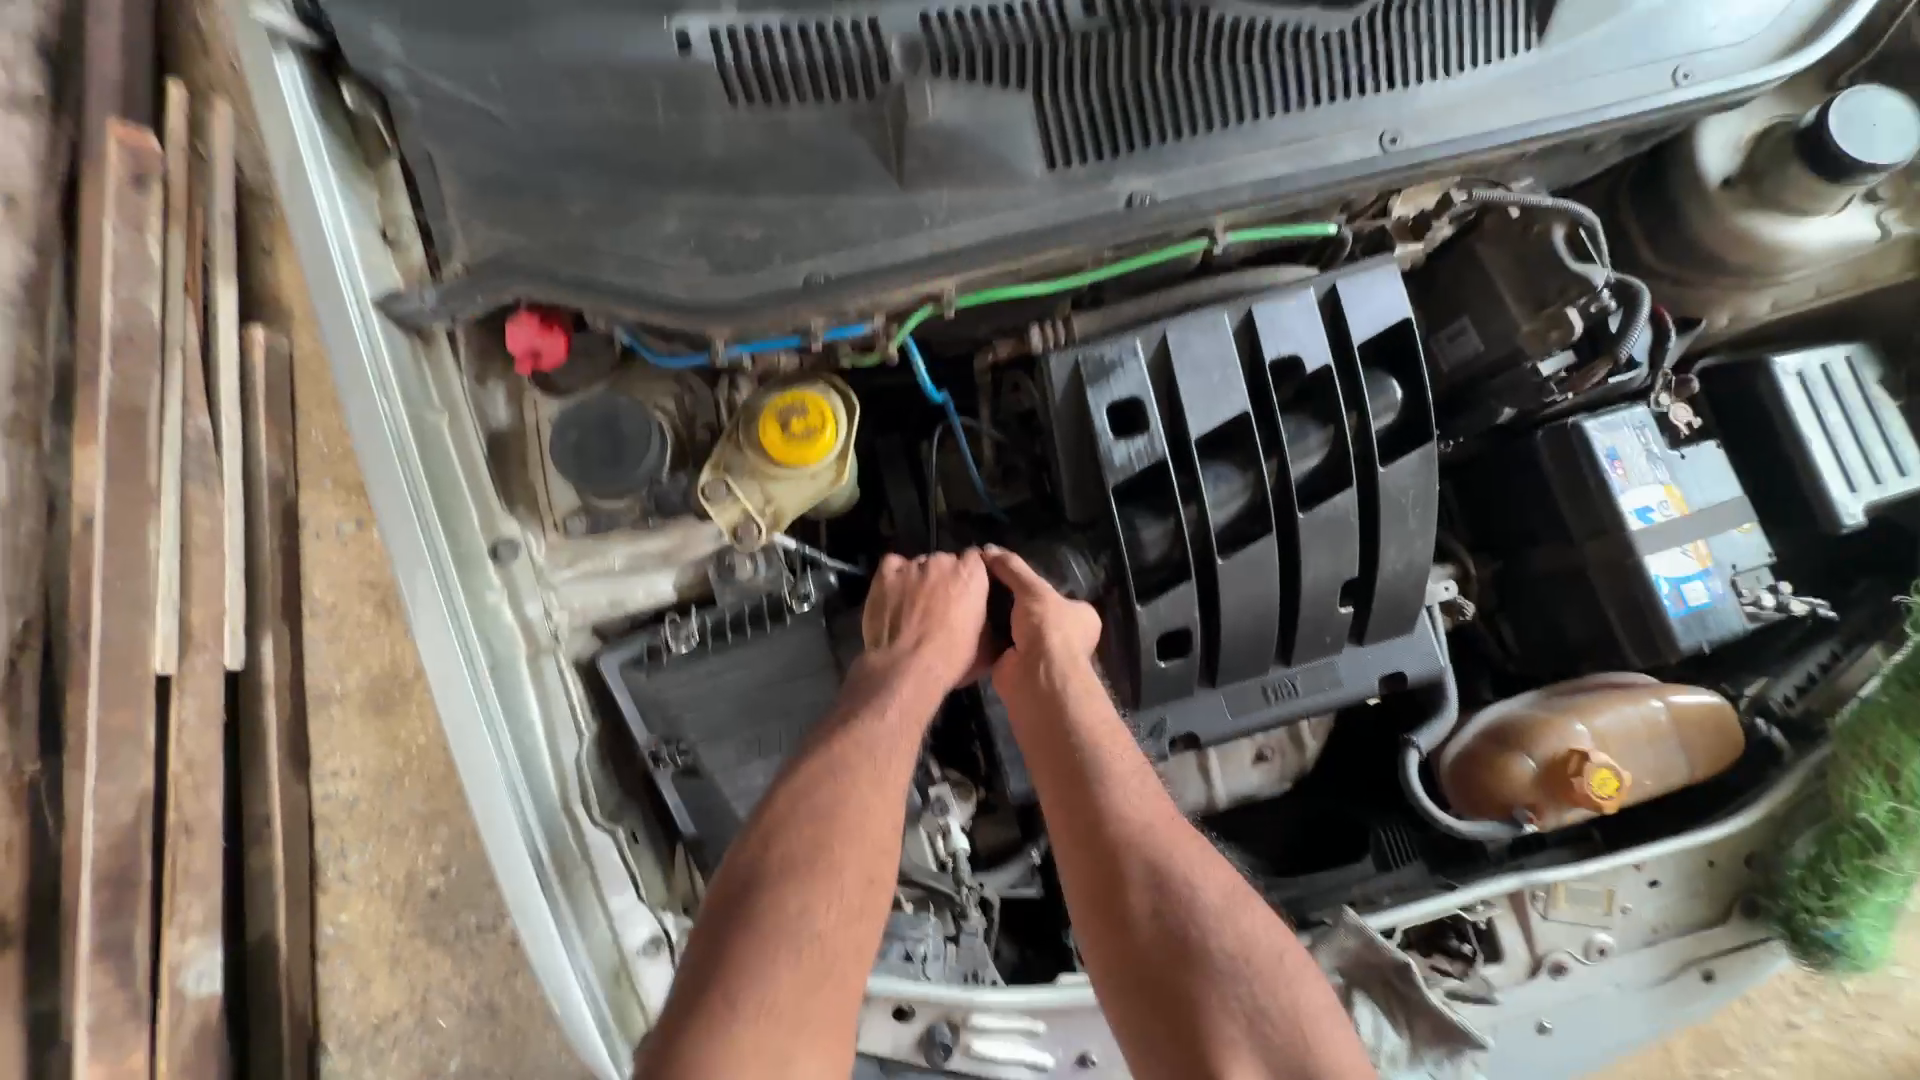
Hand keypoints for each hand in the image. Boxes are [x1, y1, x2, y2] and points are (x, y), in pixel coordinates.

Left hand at [861, 550, 991, 691]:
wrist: (906, 668)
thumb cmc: (952, 658)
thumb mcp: (987, 644)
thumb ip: (989, 620)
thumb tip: (988, 621)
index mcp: (971, 574)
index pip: (975, 558)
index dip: (971, 575)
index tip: (968, 592)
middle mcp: (942, 562)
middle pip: (946, 561)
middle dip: (944, 578)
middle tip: (940, 604)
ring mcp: (912, 566)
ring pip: (919, 565)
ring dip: (920, 579)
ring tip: (913, 605)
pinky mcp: (884, 574)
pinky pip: (892, 565)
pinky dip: (895, 575)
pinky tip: (894, 594)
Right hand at [982, 546, 1101, 691]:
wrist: (1035, 674)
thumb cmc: (1048, 628)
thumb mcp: (1033, 589)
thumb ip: (1012, 568)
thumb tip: (988, 548)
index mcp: (1082, 615)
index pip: (1057, 593)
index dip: (1034, 582)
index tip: (1009, 571)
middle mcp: (1066, 635)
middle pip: (1034, 609)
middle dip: (1013, 599)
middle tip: (987, 580)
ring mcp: (1042, 652)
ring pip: (1016, 626)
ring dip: (999, 616)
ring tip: (975, 594)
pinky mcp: (1018, 664)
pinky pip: (1000, 642)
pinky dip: (988, 633)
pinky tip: (971, 617)